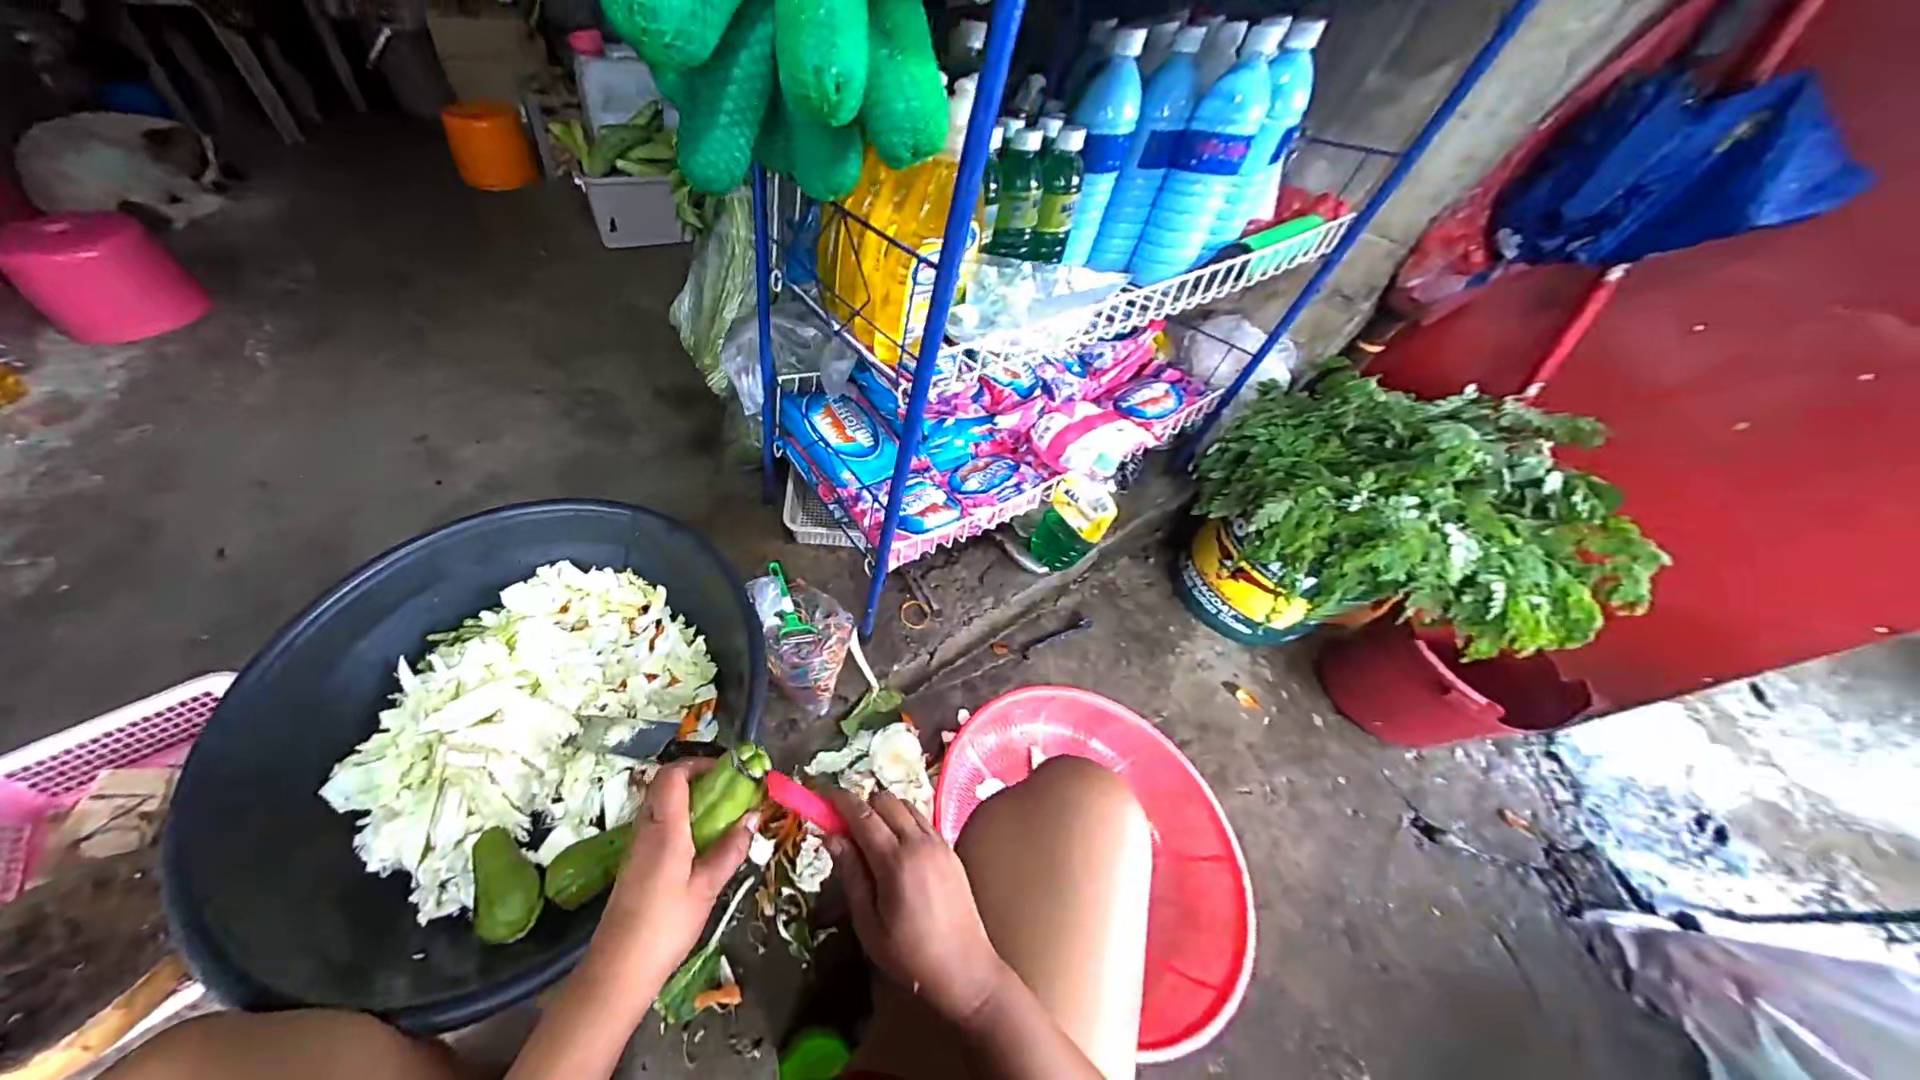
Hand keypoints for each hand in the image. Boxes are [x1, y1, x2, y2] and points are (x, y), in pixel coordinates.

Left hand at [584, 759, 755, 995]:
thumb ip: (730, 849)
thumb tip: (752, 817)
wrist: (617, 971)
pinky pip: (659, 824)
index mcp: (664, 829)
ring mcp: (637, 846)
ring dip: (690, 799)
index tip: (728, 771)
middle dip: (699, 778)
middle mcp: (646, 829)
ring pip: (661, 804)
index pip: (672, 775)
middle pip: (665, 785)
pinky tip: (702, 841)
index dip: (698, 763)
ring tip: (722, 813)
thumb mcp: (707, 887)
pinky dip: (682, 819)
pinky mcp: (636, 862)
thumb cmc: (665, 926)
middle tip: (730, 790)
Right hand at [826, 788, 1008, 1025]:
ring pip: (906, 804)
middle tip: (844, 826)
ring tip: (869, 837)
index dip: (840, 801)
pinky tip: (896, 846)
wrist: (964, 968)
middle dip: (861, 804)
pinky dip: (904, 819)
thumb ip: (851, 875)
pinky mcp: (950, 848)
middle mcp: (919, 842)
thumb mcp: (868, 923)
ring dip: (884, 809)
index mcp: (896, 861)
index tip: (822, 795)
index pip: (863, 815)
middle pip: (885, 800)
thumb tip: (832, 837)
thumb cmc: (909, 954)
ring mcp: (939, 842)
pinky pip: (922, 819)